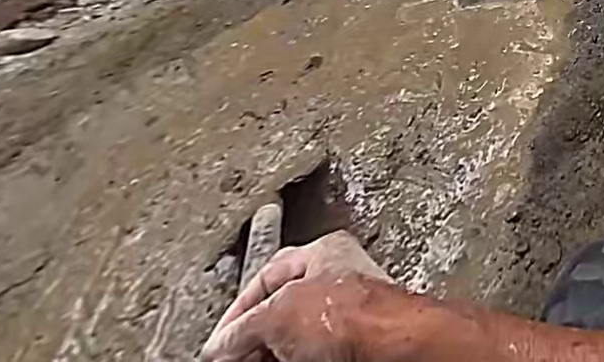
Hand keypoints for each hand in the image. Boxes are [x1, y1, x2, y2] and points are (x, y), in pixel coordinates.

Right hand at [202, 232, 396, 361]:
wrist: (388, 344)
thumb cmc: (350, 313)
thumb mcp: (279, 312)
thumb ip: (244, 326)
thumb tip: (221, 346)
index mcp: (324, 252)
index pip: (266, 276)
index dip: (236, 311)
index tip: (216, 345)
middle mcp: (335, 276)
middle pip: (278, 308)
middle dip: (249, 337)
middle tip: (228, 360)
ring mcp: (342, 310)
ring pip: (291, 335)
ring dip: (264, 352)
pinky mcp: (348, 339)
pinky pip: (307, 351)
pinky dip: (285, 358)